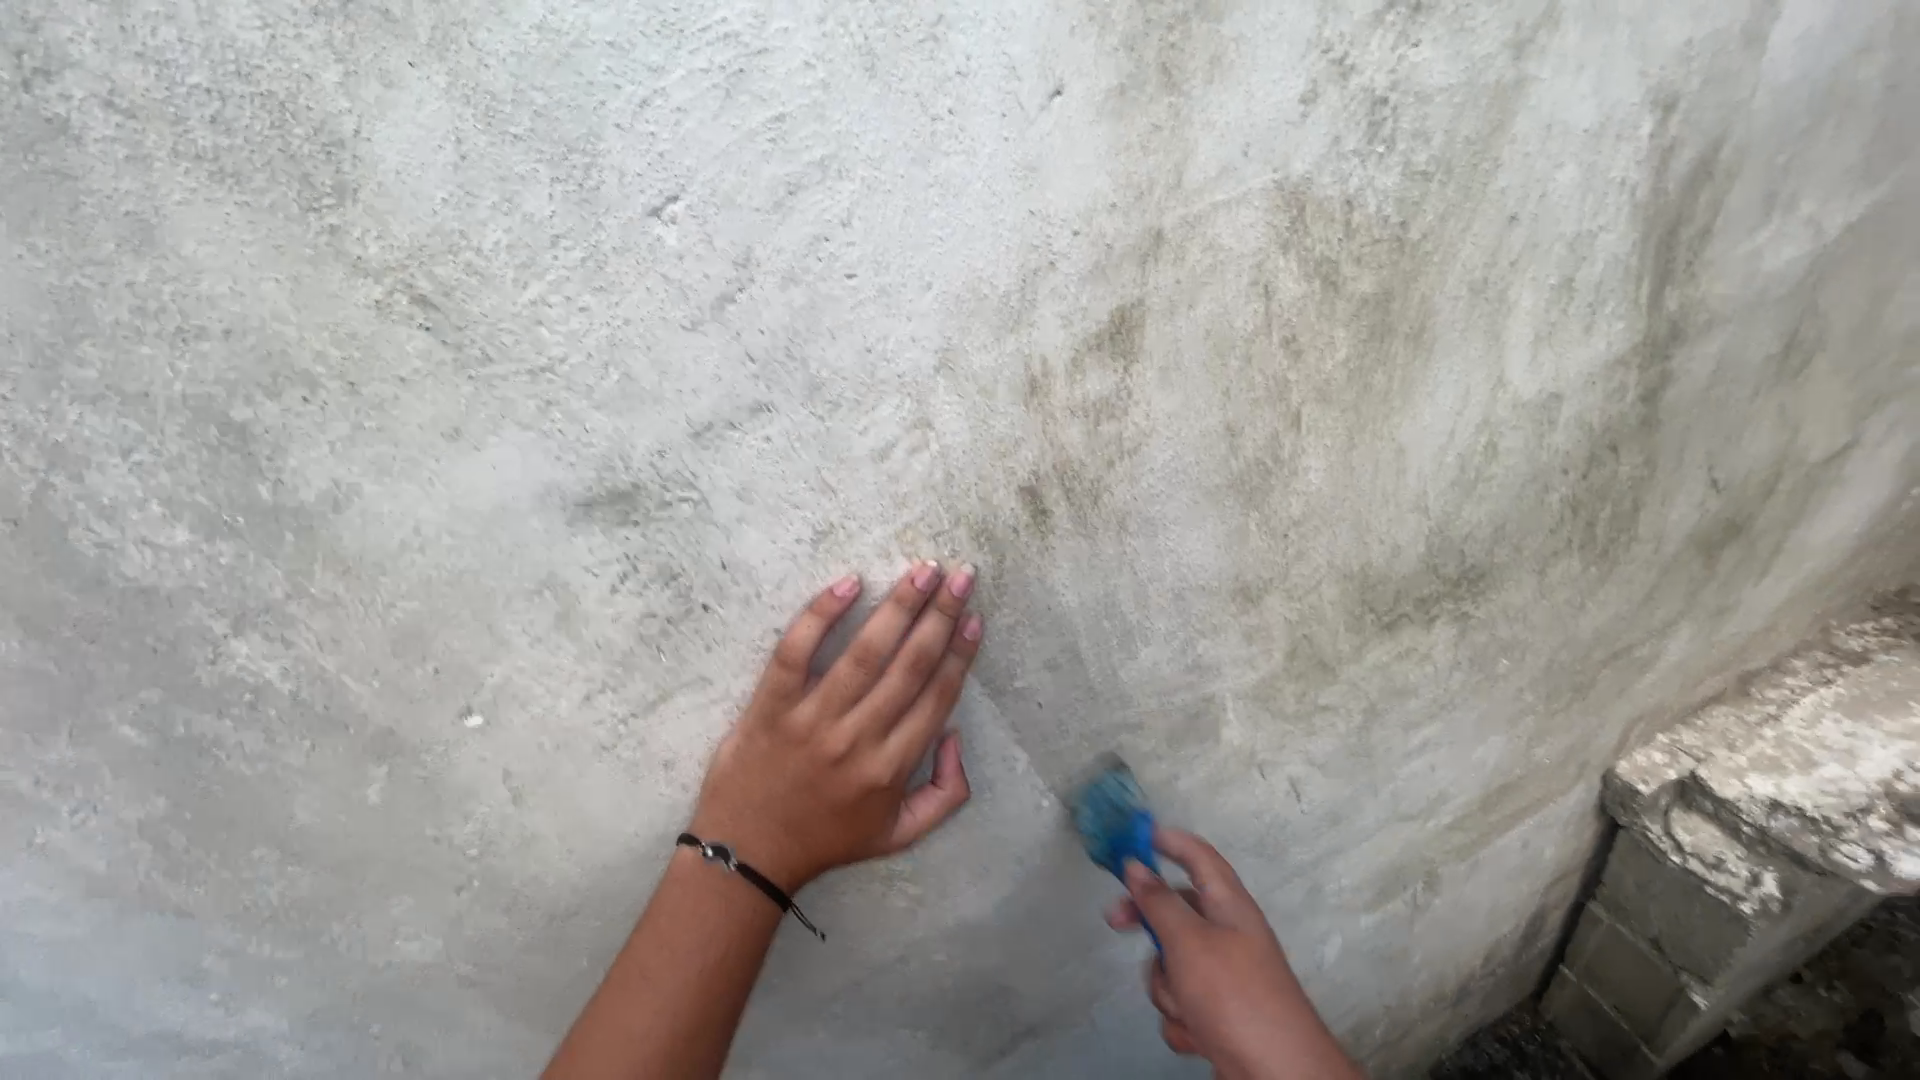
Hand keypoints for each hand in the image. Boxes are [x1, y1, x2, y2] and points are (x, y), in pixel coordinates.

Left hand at [689, 561, 983, 891]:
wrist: (747, 855)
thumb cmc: (826, 839)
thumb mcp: (899, 835)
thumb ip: (946, 794)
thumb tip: (955, 736)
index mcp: (892, 768)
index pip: (937, 697)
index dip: (960, 654)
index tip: (973, 618)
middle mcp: (858, 739)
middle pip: (910, 666)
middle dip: (941, 616)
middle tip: (961, 575)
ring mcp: (812, 720)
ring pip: (864, 653)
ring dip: (899, 606)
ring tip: (923, 570)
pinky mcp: (770, 706)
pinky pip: (795, 652)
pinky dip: (820, 615)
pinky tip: (849, 584)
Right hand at [1105, 828, 1363, 1078]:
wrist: (1277, 1074)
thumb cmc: (1234, 994)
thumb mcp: (1188, 940)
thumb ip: (1157, 901)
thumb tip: (1135, 865)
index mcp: (1228, 905)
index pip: (1197, 856)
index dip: (1167, 841)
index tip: (1132, 837)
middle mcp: (1226, 933)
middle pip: (1174, 911)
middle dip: (1147, 924)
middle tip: (1116, 922)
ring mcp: (1222, 976)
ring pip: (1171, 963)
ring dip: (1168, 986)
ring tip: (1186, 1005)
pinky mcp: (1217, 1013)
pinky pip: (1181, 1001)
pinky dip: (1183, 1019)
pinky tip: (1198, 1033)